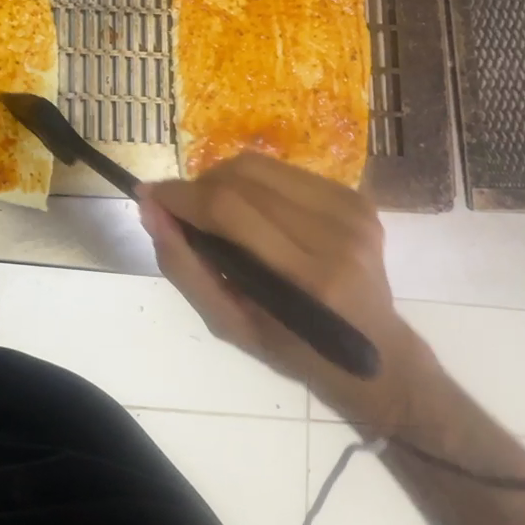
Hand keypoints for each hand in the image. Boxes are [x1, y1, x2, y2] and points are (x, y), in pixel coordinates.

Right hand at [139, 153, 436, 434]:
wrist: (376, 359)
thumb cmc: (292, 349)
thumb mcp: (226, 323)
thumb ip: (183, 266)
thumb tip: (150, 208)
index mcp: (306, 276)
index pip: (227, 209)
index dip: (179, 196)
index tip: (149, 196)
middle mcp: (335, 235)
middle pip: (240, 177)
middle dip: (197, 187)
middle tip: (184, 213)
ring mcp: (351, 212)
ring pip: (258, 166)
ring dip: (222, 181)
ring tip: (216, 212)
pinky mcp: (356, 198)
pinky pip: (282, 170)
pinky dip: (253, 183)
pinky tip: (254, 211)